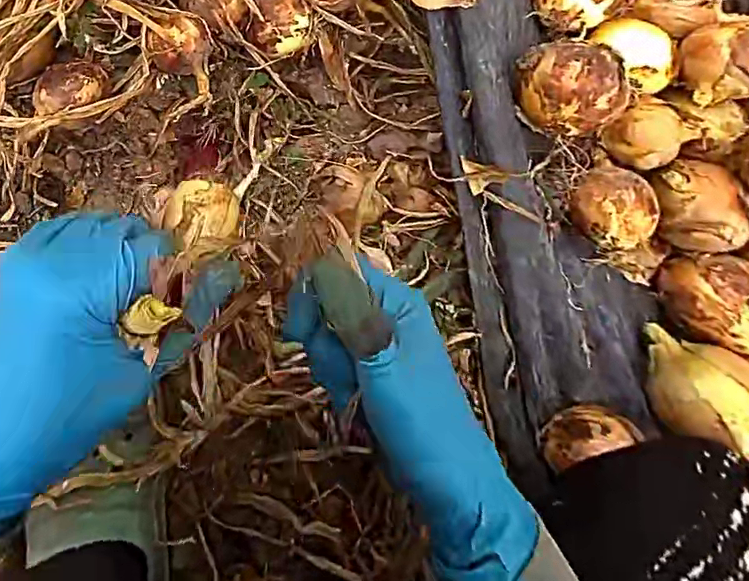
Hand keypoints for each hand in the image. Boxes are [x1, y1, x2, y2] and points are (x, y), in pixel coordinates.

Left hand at [0, 211, 235, 536]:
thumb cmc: (71, 416)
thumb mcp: (141, 371)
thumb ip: (186, 315)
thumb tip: (228, 271)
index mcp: (79, 285)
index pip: (154, 248)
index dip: (175, 273)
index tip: (177, 303)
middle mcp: (52, 255)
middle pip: (129, 229)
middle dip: (149, 260)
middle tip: (147, 304)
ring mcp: (30, 251)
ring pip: (103, 222)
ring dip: (121, 249)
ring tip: (117, 293)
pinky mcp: (18, 256)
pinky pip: (71, 226)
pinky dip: (90, 242)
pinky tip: (93, 276)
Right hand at [285, 261, 539, 580]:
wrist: (450, 484)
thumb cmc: (420, 419)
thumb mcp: (379, 361)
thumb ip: (349, 312)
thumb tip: (321, 263)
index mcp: (396, 300)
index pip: (339, 269)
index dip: (311, 292)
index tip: (298, 331)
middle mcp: (386, 313)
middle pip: (327, 302)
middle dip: (322, 340)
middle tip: (340, 372)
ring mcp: (378, 343)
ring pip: (327, 335)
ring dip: (329, 367)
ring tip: (353, 395)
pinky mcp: (370, 370)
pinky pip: (336, 362)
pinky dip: (336, 384)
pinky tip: (353, 407)